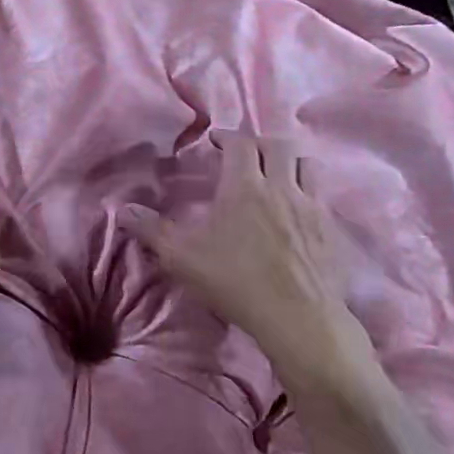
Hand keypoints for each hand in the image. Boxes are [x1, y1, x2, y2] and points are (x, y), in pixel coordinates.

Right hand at [125, 131, 350, 357]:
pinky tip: (298, 213)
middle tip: (246, 154)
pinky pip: (323, 197)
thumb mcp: (183, 258)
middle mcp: (282, 187)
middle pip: (279, 146)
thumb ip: (152, 231)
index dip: (227, 136)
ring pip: (308, 166)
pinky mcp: (331, 230)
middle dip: (260, 143)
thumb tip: (122, 210)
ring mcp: (312, 207)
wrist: (298, 317)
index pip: (240, 144)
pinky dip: (309, 192)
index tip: (216, 141)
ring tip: (277, 175)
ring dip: (290, 163)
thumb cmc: (236, 281)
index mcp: (245, 186)